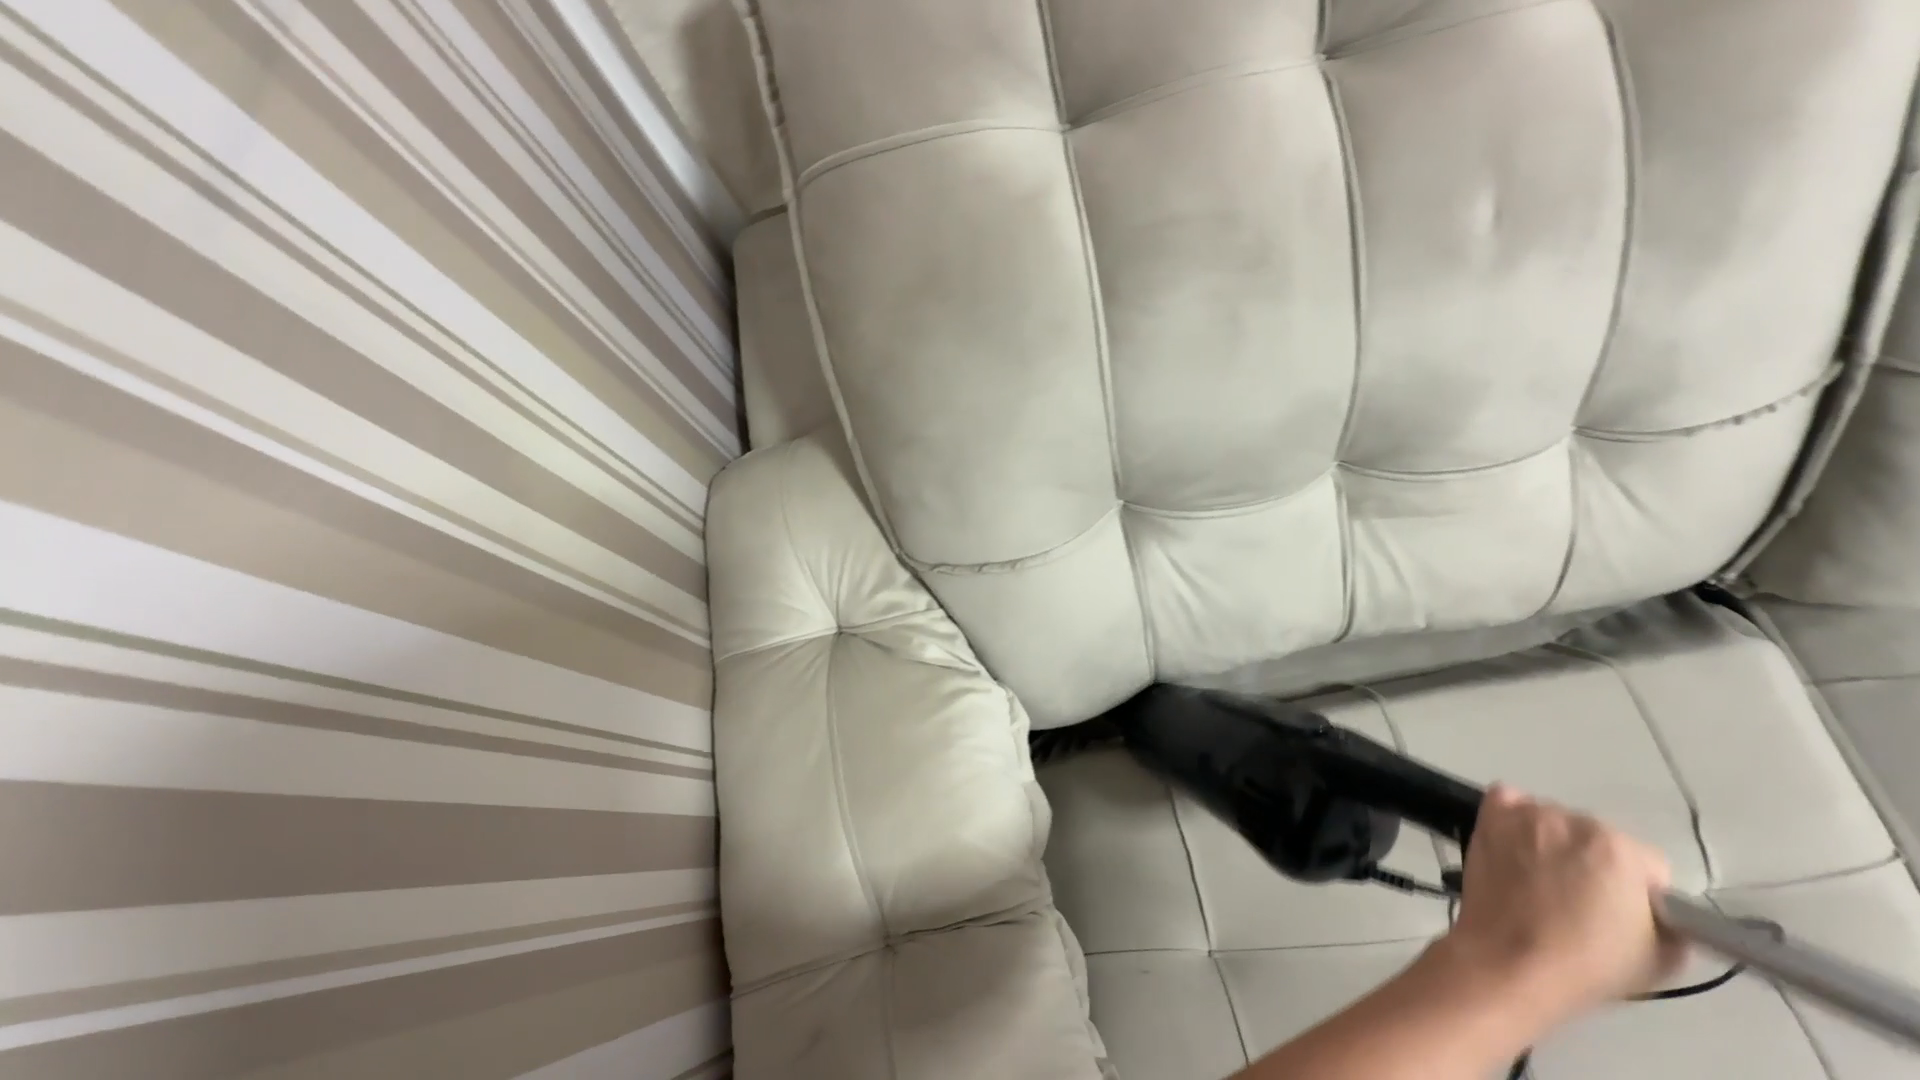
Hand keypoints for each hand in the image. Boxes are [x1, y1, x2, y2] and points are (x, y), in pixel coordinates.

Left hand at [1437, 785, 1685, 1026]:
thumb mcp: (1660, 958)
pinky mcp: (1491, 819)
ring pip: (1555, 822)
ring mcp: (1527, 816)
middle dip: (1596, 864)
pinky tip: (1515, 845)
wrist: (1508, 960)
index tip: (1624, 915)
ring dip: (1555, 842)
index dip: (1642, 893)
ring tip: (1541, 878)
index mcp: (1621, 850)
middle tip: (1578, 899)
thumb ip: (1673, 927)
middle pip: (1599, 839)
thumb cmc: (1585, 963)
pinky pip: (1509, 801)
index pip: (1649, 864)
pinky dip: (1514, 818)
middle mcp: (1573, 821)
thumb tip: (1666, 915)